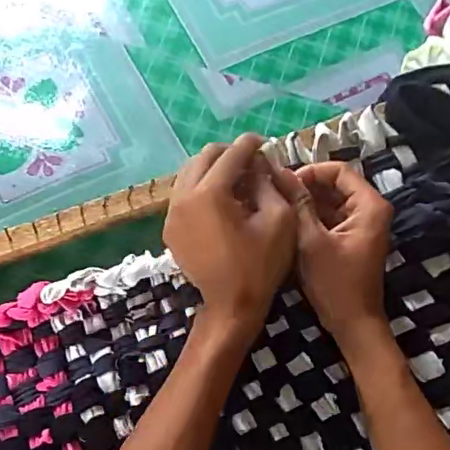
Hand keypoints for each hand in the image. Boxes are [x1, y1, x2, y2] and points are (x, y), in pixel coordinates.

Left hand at [163, 134, 296, 336]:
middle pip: (203, 158)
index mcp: (210, 193)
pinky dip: (202, 189)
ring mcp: (172, 215)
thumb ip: (268, 183)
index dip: (250, 145)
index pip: (230, 155)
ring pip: (189, 174)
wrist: (231, 306)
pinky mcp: (170, 229)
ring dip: (213, 170)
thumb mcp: (279, 219)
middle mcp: (183, 198)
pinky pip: (184, 196)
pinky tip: (222, 201)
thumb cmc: (260, 265)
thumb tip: (259, 163)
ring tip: (237, 180)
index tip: (263, 142)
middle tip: (251, 161)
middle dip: (229, 154)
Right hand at [274, 161, 391, 342]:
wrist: (353, 323)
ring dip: (307, 202)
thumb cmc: (335, 284)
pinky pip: (332, 218)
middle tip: (276, 193)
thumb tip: (282, 174)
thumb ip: (299, 205)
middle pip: (336, 185)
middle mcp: (371, 210)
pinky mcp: (352, 239)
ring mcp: (362, 225)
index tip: (284, 181)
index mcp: (369, 206)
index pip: (340, 170)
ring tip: (278, 206)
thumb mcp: (311, 241)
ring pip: (332, 201)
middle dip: (306, 186)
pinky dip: (312, 218)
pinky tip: (289, 223)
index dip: (311, 171)